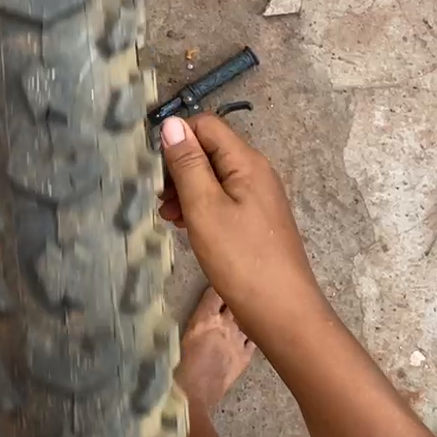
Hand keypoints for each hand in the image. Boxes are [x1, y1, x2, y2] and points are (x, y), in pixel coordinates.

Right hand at [158, 115, 322, 341]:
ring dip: (186, 190)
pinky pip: (222, 199)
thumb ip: (188, 164)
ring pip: (213, 177)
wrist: (282, 312)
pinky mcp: (255, 219)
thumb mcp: (204, 207)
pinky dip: (200, 207)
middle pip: (209, 150)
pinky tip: (187, 227)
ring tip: (169, 217)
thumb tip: (172, 123)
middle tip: (159, 198)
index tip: (154, 168)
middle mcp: (256, 172)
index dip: (177, 138)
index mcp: (246, 162)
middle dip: (179, 167)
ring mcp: (258, 197)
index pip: (206, 125)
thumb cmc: (240, 258)